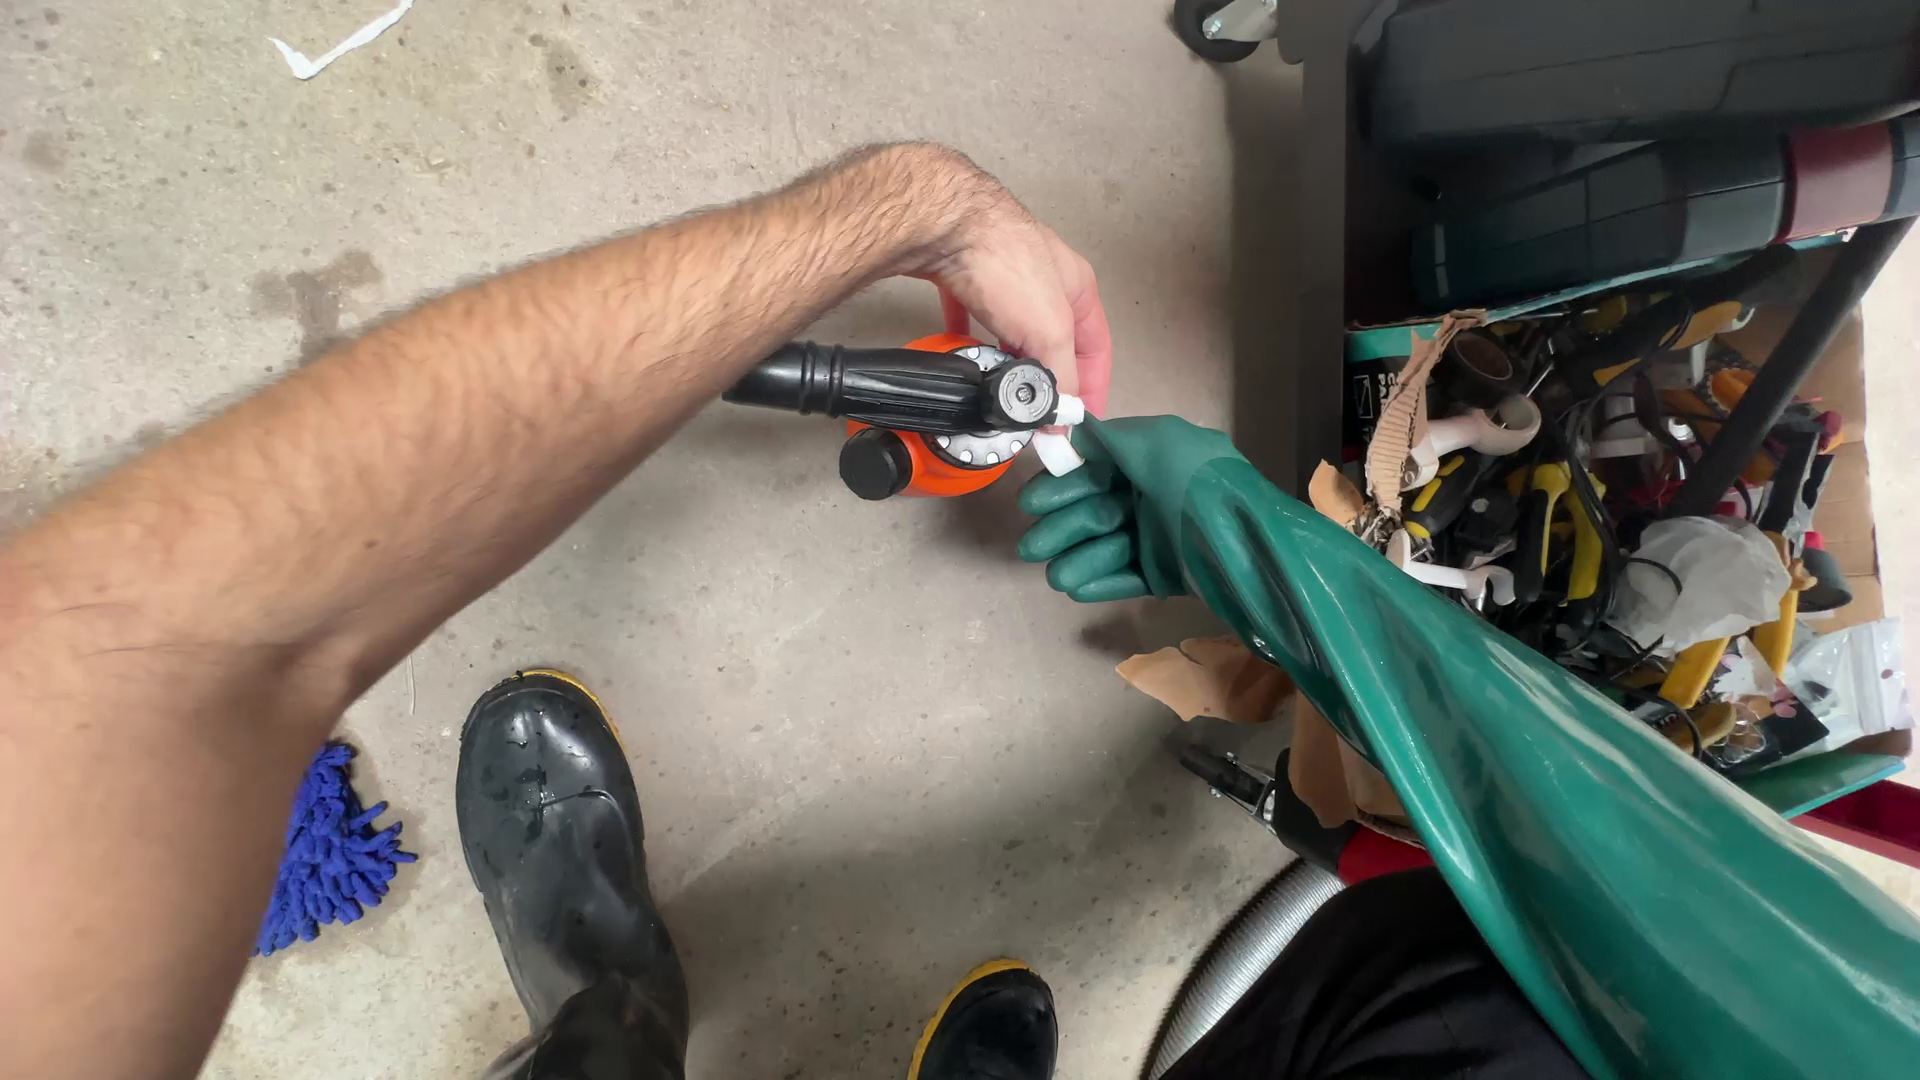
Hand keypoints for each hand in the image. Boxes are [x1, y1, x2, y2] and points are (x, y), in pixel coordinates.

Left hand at [895, 150, 1112, 416]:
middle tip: (1036, 415)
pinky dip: (971, 338)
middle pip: (1055, 342)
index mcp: (1078, 290)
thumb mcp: (1050, 333)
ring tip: (1002, 392)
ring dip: (1011, 361)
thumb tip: (1062, 422)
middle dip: (1047, 379)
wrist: (947, 225)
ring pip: (1014, 331)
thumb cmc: (1008, 266)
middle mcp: (1046, 281)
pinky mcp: (966, 276)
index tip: (1080, 423)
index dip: (1092, 388)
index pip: (1096, 351)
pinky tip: (963, 356)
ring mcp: (1005, 276)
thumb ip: (1060, 379)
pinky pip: (971, 315)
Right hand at [1016, 416, 1245, 600]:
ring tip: (1053, 578)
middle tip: (1030, 549)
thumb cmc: (1193, 483)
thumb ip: (1111, 437)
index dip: (1061, 486)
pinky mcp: (1167, 574)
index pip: (1095, 472)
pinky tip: (1075, 588)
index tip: (1031, 502)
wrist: (1243, 540)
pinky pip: (1128, 576)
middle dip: (1061, 529)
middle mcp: (1152, 497)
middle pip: (1095, 512)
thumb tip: (1076, 431)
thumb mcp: (1155, 442)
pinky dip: (1101, 581)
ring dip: (1077, 559)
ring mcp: (1160, 537)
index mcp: (1152, 462)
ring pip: (1108, 547)